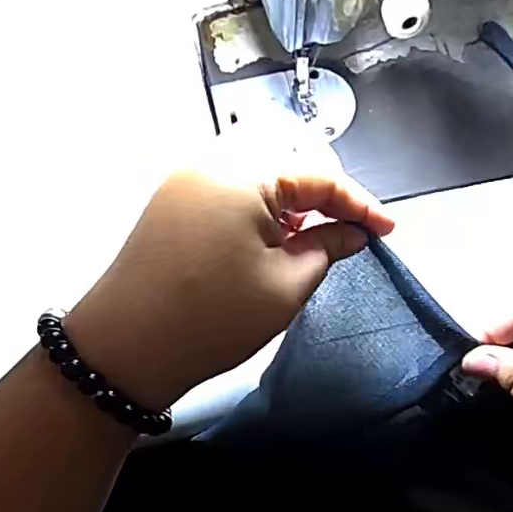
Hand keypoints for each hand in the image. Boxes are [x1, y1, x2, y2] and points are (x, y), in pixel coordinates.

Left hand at [65, 144, 394, 410]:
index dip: (360, 205)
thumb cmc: (211, 318)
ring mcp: (185, 182)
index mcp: (243, 173)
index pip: (319, 177)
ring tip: (313, 245)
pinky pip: (229, 193)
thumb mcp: (286, 286)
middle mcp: (209, 162)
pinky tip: (273, 244)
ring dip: (293, 206)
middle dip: (325, 199)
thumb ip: (328, 248)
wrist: (126, 349)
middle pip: (287, 165)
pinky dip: (261, 213)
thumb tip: (352, 233)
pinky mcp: (172, 205)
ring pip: (258, 179)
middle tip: (350, 235)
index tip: (386, 230)